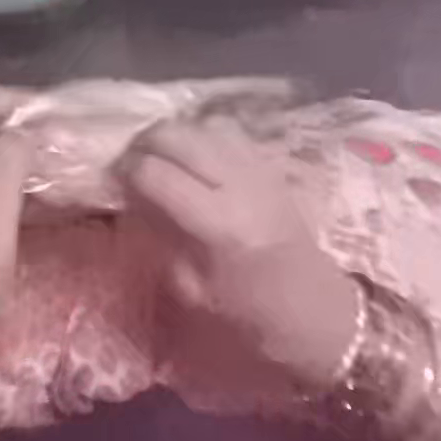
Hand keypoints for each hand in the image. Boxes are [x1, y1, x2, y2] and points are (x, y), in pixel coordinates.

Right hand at [122, 117, 358, 392]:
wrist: (325, 316)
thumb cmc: (254, 315)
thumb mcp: (193, 289)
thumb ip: (161, 236)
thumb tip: (133, 199)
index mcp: (220, 224)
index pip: (155, 174)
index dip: (127, 171)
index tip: (115, 179)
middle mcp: (239, 185)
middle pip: (175, 136)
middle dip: (143, 143)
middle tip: (130, 161)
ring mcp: (258, 169)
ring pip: (200, 125)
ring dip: (171, 134)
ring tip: (158, 153)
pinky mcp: (270, 164)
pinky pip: (226, 129)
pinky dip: (200, 133)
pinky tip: (192, 152)